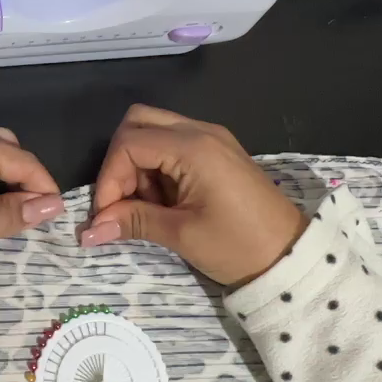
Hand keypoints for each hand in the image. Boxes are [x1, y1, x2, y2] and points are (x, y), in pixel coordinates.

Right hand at [82, 104, 304, 287]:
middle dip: (120, 161)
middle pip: (137, 122)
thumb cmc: (239, 246)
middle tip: (123, 201)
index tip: (107, 215)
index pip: (129, 143)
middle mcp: (200, 131)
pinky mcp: (216, 151)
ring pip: (153, 130)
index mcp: (193, 147)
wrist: (293, 259)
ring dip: (138, 164)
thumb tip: (88, 231)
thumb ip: (133, 222)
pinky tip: (164, 200)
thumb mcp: (182, 235)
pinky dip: (157, 166)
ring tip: (146, 206)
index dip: (109, 178)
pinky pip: (172, 143)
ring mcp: (211, 138)